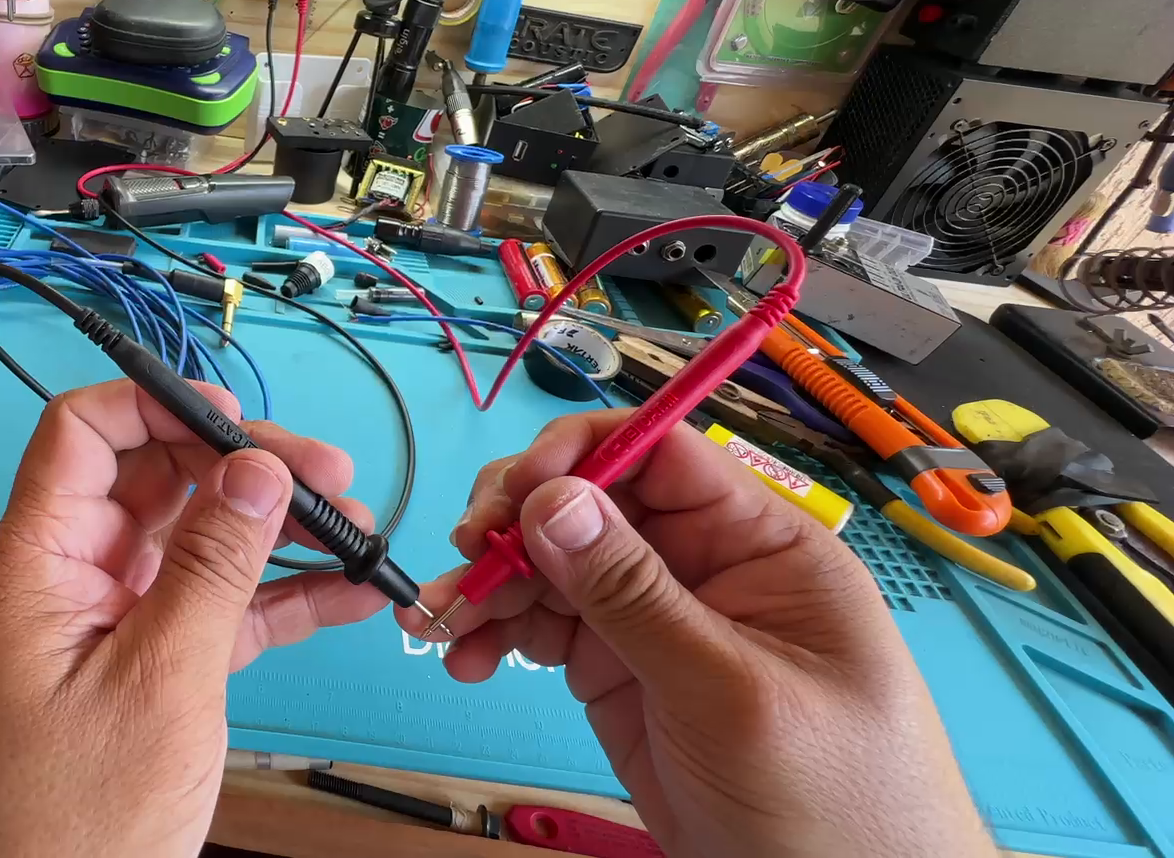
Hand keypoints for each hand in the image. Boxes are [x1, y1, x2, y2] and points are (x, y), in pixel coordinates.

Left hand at [0, 379, 386, 857]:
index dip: (153, 406)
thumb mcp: (157, 679)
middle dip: (247, 466)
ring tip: (356, 530)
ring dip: (280, 528)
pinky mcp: (163, 659)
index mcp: (47, 555)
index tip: (234, 418)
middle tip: (330, 476)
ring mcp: (126, 613)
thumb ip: (211, 567)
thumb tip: (258, 468)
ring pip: (205, 537)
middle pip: (164, 476)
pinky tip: (346, 590)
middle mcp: (83, 568)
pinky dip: (283, 595)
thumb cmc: (71, 821)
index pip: (83, 433)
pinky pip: (225, 604)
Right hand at [398, 410, 995, 857]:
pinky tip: (463, 657)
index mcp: (748, 541)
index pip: (653, 454)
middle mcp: (686, 558)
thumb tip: (548, 497)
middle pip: (578, 501)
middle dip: (510, 522)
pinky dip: (490, 632)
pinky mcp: (602, 655)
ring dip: (481, 584)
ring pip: (540, 559)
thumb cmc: (825, 803)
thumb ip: (633, 592)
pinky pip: (532, 620)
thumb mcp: (728, 692)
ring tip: (432, 619)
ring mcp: (639, 608)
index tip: (513, 493)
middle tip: (464, 555)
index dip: (576, 454)